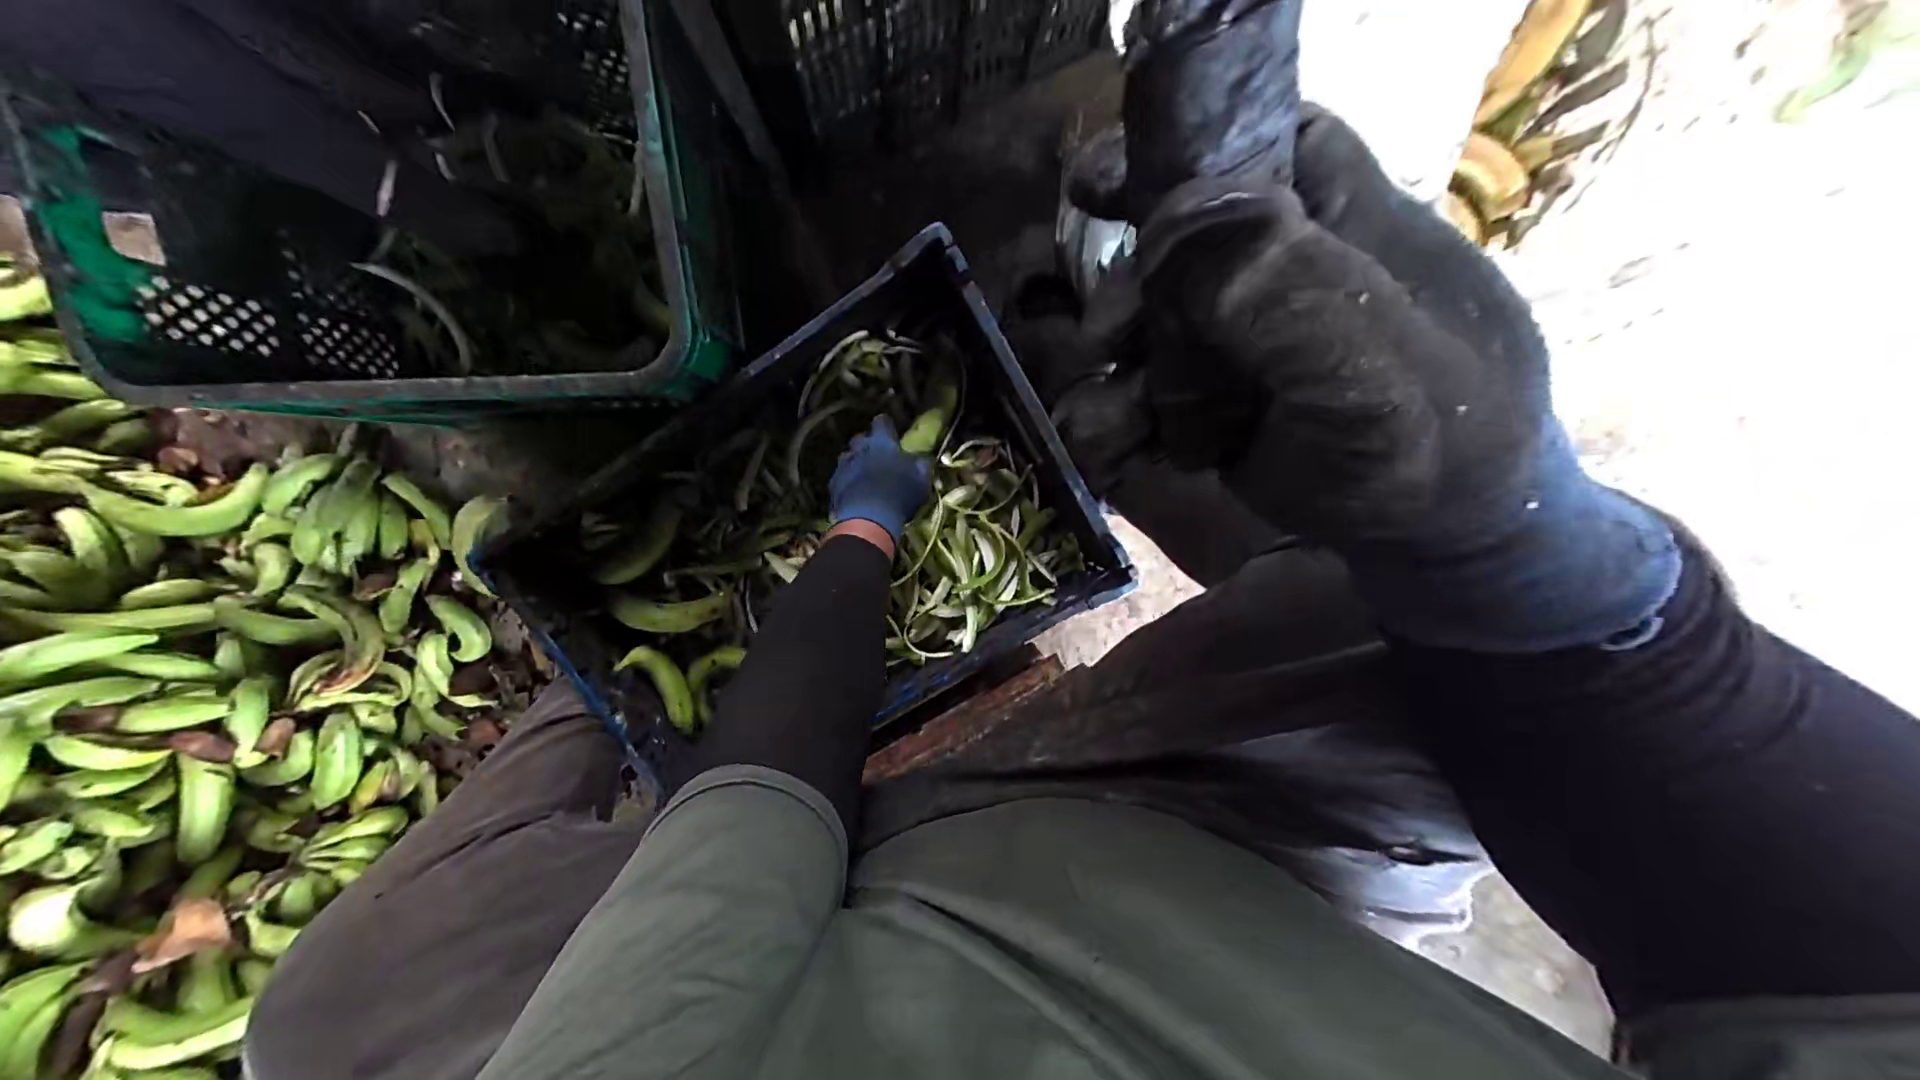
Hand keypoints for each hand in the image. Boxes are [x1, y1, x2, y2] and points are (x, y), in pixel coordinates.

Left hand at [828, 416, 932, 551]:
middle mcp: (860, 448)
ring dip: (855, 462)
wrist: (868, 518)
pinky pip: (839, 478)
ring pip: (847, 457)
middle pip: (861, 439)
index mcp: (882, 442)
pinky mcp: (833, 484)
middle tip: (877, 455)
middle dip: (867, 444)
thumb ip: (922, 465)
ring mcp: (843, 466)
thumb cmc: (900, 494)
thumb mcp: (921, 480)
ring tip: (864, 475)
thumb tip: (924, 459)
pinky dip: (846, 482)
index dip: (886, 426)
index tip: (891, 432)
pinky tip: (853, 492)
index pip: (882, 423)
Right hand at [1125, 109, 1678, 649]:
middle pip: (1173, 243)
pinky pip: (1136, 391)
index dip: (1178, 154)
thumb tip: (1175, 223)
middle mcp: (1275, 268)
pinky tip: (1113, 440)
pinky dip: (1111, 416)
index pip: (1256, 146)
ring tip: (1111, 414)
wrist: (1424, 539)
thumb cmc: (1439, 445)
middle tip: (1105, 337)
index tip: (1101, 187)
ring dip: (1111, 368)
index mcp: (1338, 220)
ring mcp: (1233, 338)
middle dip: (1127, 289)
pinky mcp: (1203, 398)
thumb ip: (1292, 292)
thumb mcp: (1380, 372)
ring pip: (1141, 325)